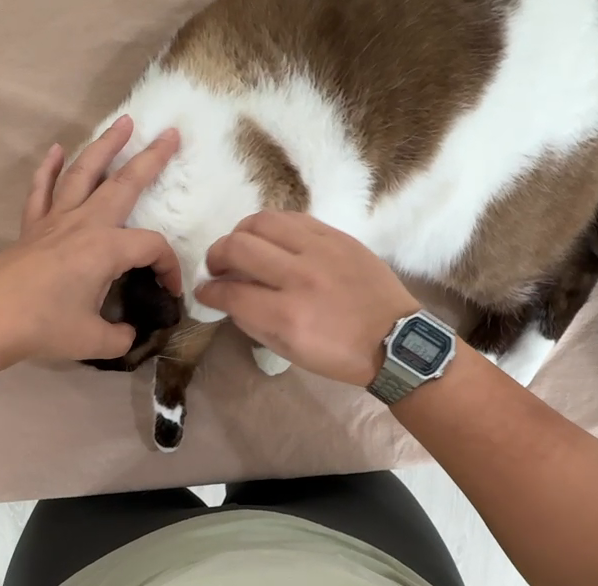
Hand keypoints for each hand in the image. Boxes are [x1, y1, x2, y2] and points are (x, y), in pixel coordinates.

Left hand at [0, 116, 181, 372]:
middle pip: (123, 184)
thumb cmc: (43, 328)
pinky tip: (56, 150)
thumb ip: (120, 337)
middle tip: (171, 133)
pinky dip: (49, 168)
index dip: (168, 268)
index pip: (151, 247)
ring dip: (105, 146)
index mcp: (106, 249)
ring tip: (123, 123)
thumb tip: (128, 334)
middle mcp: (83, 224)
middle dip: (150, 158)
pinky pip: (41, 190)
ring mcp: (54, 221)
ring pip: (83, 173)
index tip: (169, 293)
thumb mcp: (93, 342)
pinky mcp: (31, 229)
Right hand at [195, 212, 421, 386]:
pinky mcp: (336, 236)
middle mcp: (299, 277)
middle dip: (216, 257)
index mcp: (286, 316)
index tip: (204, 293)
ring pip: (262, 222)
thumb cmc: (338, 355)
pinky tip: (270, 240)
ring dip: (240, 234)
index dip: (208, 293)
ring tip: (240, 247)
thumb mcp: (289, 352)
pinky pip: (292, 218)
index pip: (229, 293)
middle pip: (238, 248)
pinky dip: (272, 227)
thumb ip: (254, 323)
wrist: (393, 339)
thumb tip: (229, 299)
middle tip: (216, 267)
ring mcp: (320, 251)